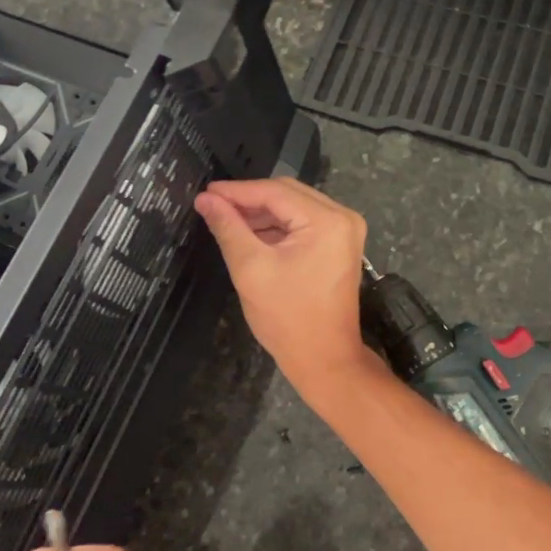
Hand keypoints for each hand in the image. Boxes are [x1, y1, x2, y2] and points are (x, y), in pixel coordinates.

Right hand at [194, 178, 378, 396]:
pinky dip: (277, 225)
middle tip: (212, 204)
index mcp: (327, 221)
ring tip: (226, 218)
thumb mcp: (251, 269)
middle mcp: (342, 217)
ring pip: (294, 206)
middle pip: (287, 194)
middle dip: (249, 199)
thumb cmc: (287, 318)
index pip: (274, 192)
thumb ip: (228, 228)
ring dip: (261, 212)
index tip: (205, 193)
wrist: (325, 360)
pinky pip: (303, 222)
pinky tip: (250, 232)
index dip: (236, 191)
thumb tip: (205, 199)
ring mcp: (345, 230)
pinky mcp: (339, 243)